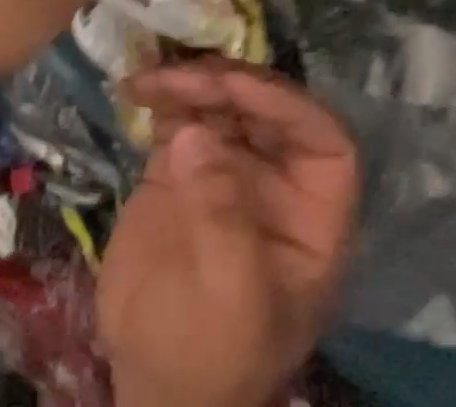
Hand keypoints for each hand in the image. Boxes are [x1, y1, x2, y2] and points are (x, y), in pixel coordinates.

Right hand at [99, 62, 358, 406]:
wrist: (155, 377)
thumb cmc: (213, 350)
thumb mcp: (231, 293)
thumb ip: (221, 215)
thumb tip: (193, 134)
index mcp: (310, 218)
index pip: (322, 142)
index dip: (286, 106)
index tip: (232, 87)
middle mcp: (272, 187)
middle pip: (266, 114)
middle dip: (228, 85)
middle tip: (177, 78)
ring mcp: (220, 176)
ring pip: (218, 108)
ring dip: (187, 84)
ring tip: (146, 81)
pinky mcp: (173, 174)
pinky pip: (173, 121)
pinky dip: (156, 99)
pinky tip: (133, 89)